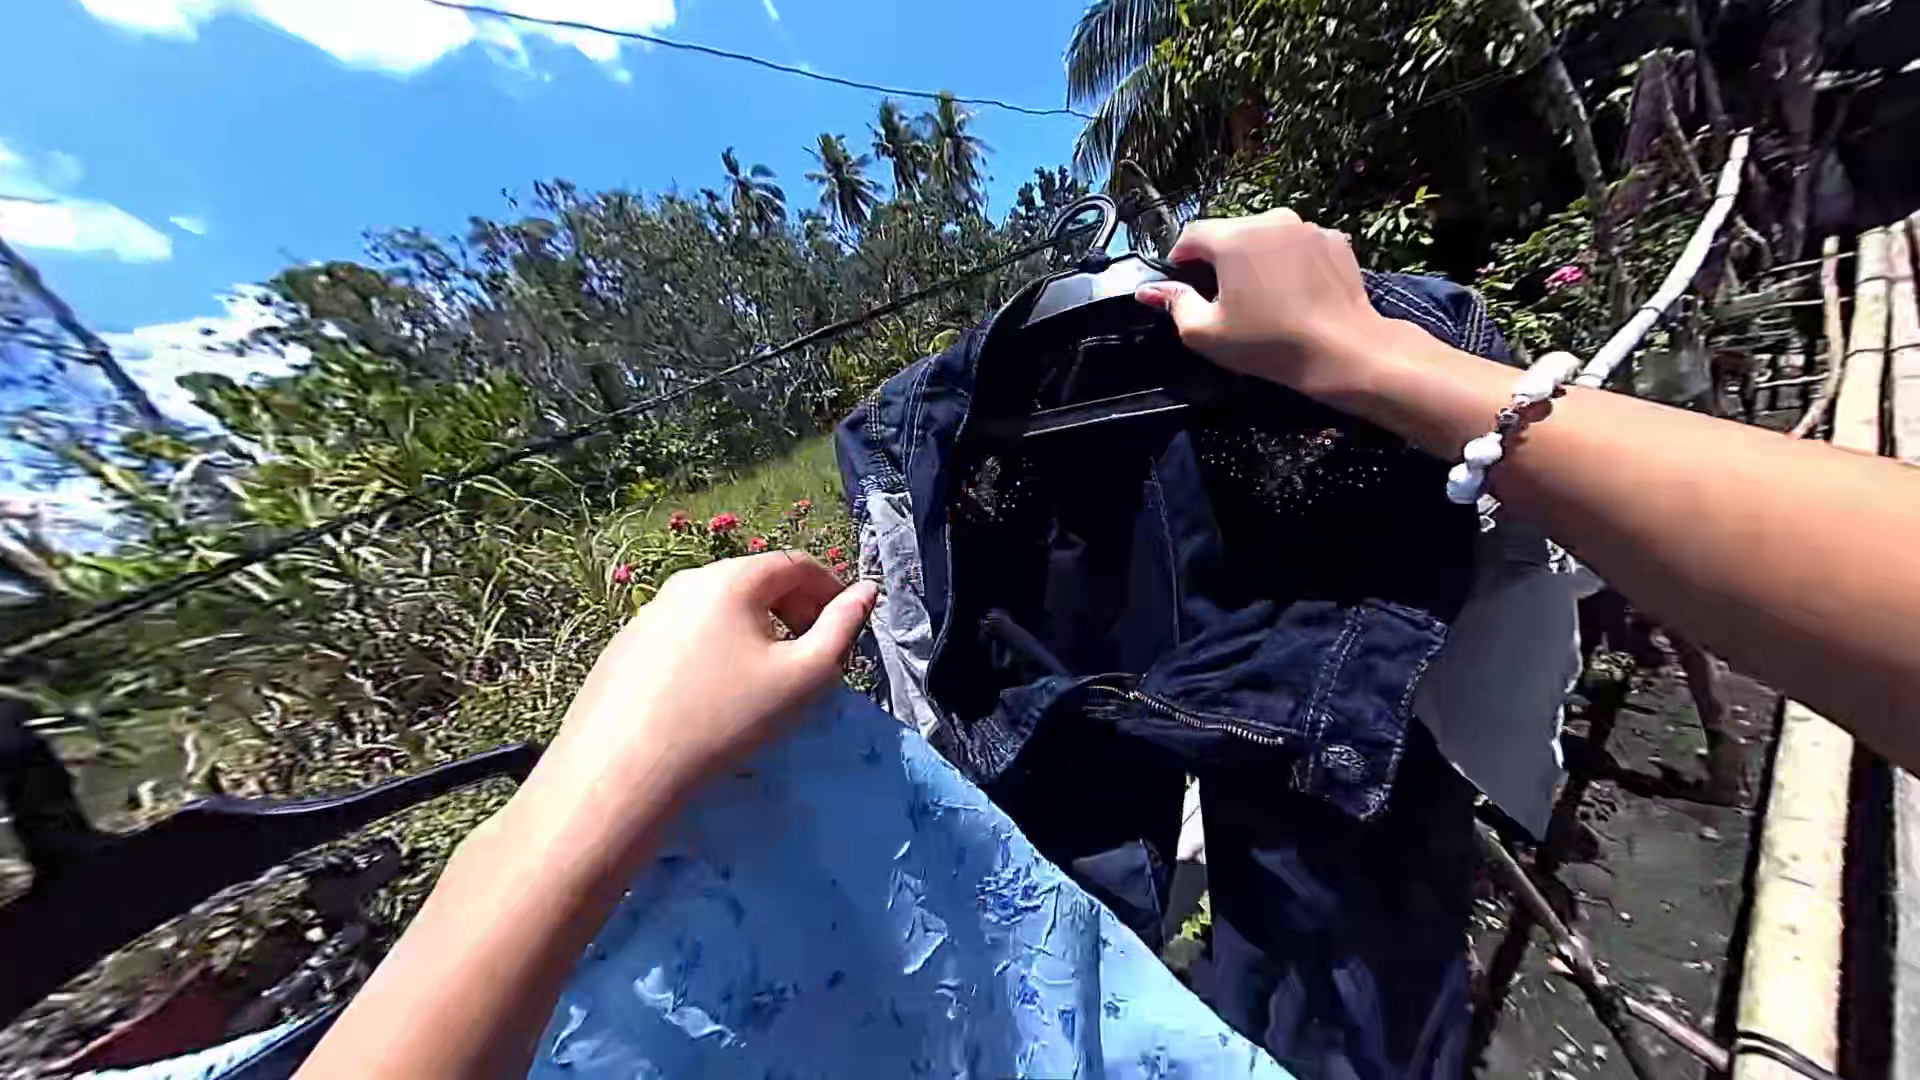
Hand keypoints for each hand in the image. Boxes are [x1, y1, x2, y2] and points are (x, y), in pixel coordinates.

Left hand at [513, 553, 877, 866]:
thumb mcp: (804, 675)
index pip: (798, 564)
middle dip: (797, 609)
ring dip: (760, 627)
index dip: (832, 589)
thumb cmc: (727, 718)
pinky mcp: (627, 644)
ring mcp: (651, 611)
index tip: (847, 625)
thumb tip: (868, 590)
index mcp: (733, 578)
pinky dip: (720, 644)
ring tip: (769, 673)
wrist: (617, 776)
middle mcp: (689, 581)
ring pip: (723, 606)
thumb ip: (844, 626)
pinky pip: (690, 630)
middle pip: (760, 581)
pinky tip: (716, 690)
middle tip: (814, 653)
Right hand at [1134, 209, 1394, 396]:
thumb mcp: (1204, 332)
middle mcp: (1272, 218)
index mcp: (1234, 238)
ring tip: (1259, 298)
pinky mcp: (1335, 240)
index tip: (1183, 287)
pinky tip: (1290, 295)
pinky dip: (1285, 263)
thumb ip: (1174, 303)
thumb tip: (1147, 290)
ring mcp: (1308, 227)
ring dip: (1252, 260)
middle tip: (1221, 299)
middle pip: (1229, 231)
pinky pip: (1296, 245)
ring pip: (1264, 237)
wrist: (1339, 348)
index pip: (1191, 233)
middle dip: (1217, 259)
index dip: (1179, 259)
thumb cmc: (1263, 343)